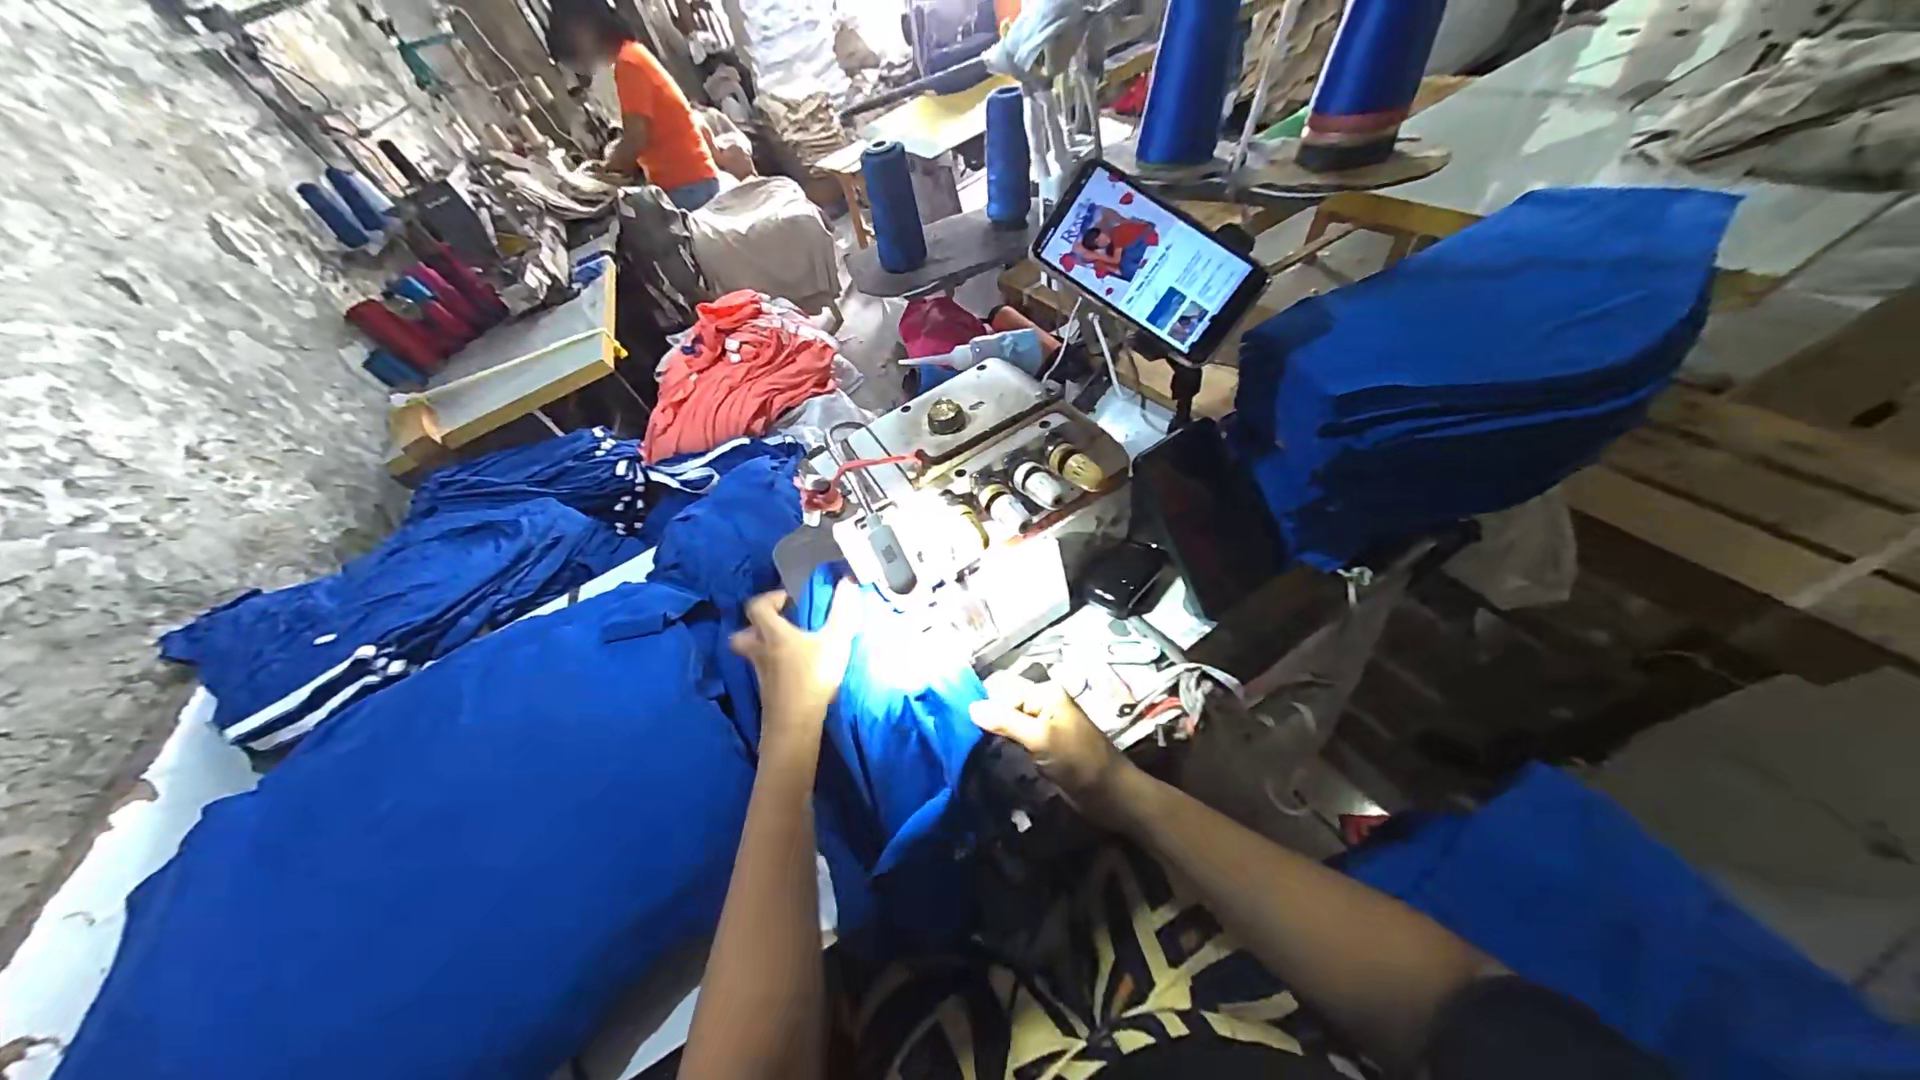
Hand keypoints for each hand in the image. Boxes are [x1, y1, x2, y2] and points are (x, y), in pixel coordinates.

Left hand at [730, 587, 856, 734]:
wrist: (795, 723)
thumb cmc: (813, 677)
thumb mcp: (835, 641)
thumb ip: (842, 611)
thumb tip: (848, 581)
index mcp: (773, 634)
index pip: (757, 607)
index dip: (770, 598)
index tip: (790, 599)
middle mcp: (760, 651)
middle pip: (742, 634)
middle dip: (756, 626)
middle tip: (780, 624)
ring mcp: (760, 674)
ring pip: (753, 654)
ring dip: (767, 647)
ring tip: (791, 647)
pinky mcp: (767, 691)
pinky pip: (765, 671)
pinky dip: (776, 667)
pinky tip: (796, 670)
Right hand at [971, 673, 1135, 826]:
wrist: (1111, 795)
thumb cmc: (1079, 762)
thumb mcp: (1040, 738)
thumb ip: (1005, 722)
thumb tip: (971, 707)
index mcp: (1046, 693)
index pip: (1004, 695)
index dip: (986, 711)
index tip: (962, 728)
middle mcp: (1044, 705)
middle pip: (1006, 709)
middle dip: (988, 723)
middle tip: (962, 739)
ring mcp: (1045, 727)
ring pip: (1010, 726)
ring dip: (995, 737)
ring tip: (970, 748)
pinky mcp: (1044, 748)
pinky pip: (1017, 741)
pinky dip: (1005, 747)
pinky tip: (989, 755)